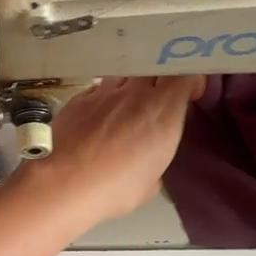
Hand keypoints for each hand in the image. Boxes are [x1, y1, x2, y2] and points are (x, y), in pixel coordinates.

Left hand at [17, 76, 202, 226]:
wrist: (66, 182)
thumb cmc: (117, 186)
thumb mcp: (151, 180)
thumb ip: (155, 158)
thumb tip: (147, 160)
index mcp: (162, 109)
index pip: (182, 75)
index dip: (188, 80)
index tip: (188, 94)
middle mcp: (133, 94)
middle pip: (151, 69)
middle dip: (158, 79)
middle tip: (157, 98)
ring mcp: (101, 93)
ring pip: (121, 76)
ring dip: (128, 86)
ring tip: (124, 106)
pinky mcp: (76, 100)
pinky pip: (95, 90)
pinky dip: (101, 98)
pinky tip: (96, 117)